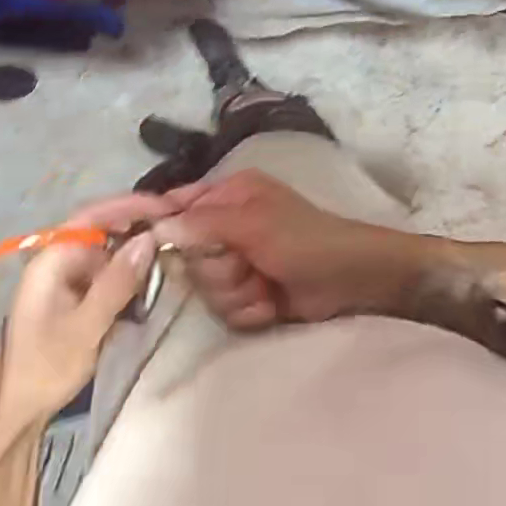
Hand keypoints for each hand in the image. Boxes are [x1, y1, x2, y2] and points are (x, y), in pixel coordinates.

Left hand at [0, 195, 168, 434]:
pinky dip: (125, 273)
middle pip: (101, 229)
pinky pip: (103, 272)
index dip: (130, 206)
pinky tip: (147, 282)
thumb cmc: (45, 368)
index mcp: (52, 259)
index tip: (166, 208)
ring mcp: (63, 277)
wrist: (17, 411)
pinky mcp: (71, 294)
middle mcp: (56, 259)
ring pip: (106, 251)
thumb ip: (117, 282)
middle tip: (176, 229)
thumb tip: (148, 240)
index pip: (94, 216)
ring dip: (134, 251)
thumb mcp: (86, 327)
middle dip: (137, 226)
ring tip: (168, 252)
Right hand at [157, 170, 424, 329]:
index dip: (163, 225)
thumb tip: (155, 228)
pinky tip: (271, 303)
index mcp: (226, 195)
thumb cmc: (305, 239)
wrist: (354, 281)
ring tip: (265, 284)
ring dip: (237, 291)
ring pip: (205, 286)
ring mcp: (235, 262)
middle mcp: (225, 226)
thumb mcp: (253, 223)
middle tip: (244, 263)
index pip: (175, 205)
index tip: (151, 245)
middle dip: (217, 268)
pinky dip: (249, 310)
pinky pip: (224, 309)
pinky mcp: (246, 295)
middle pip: (186, 255)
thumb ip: (202, 224)